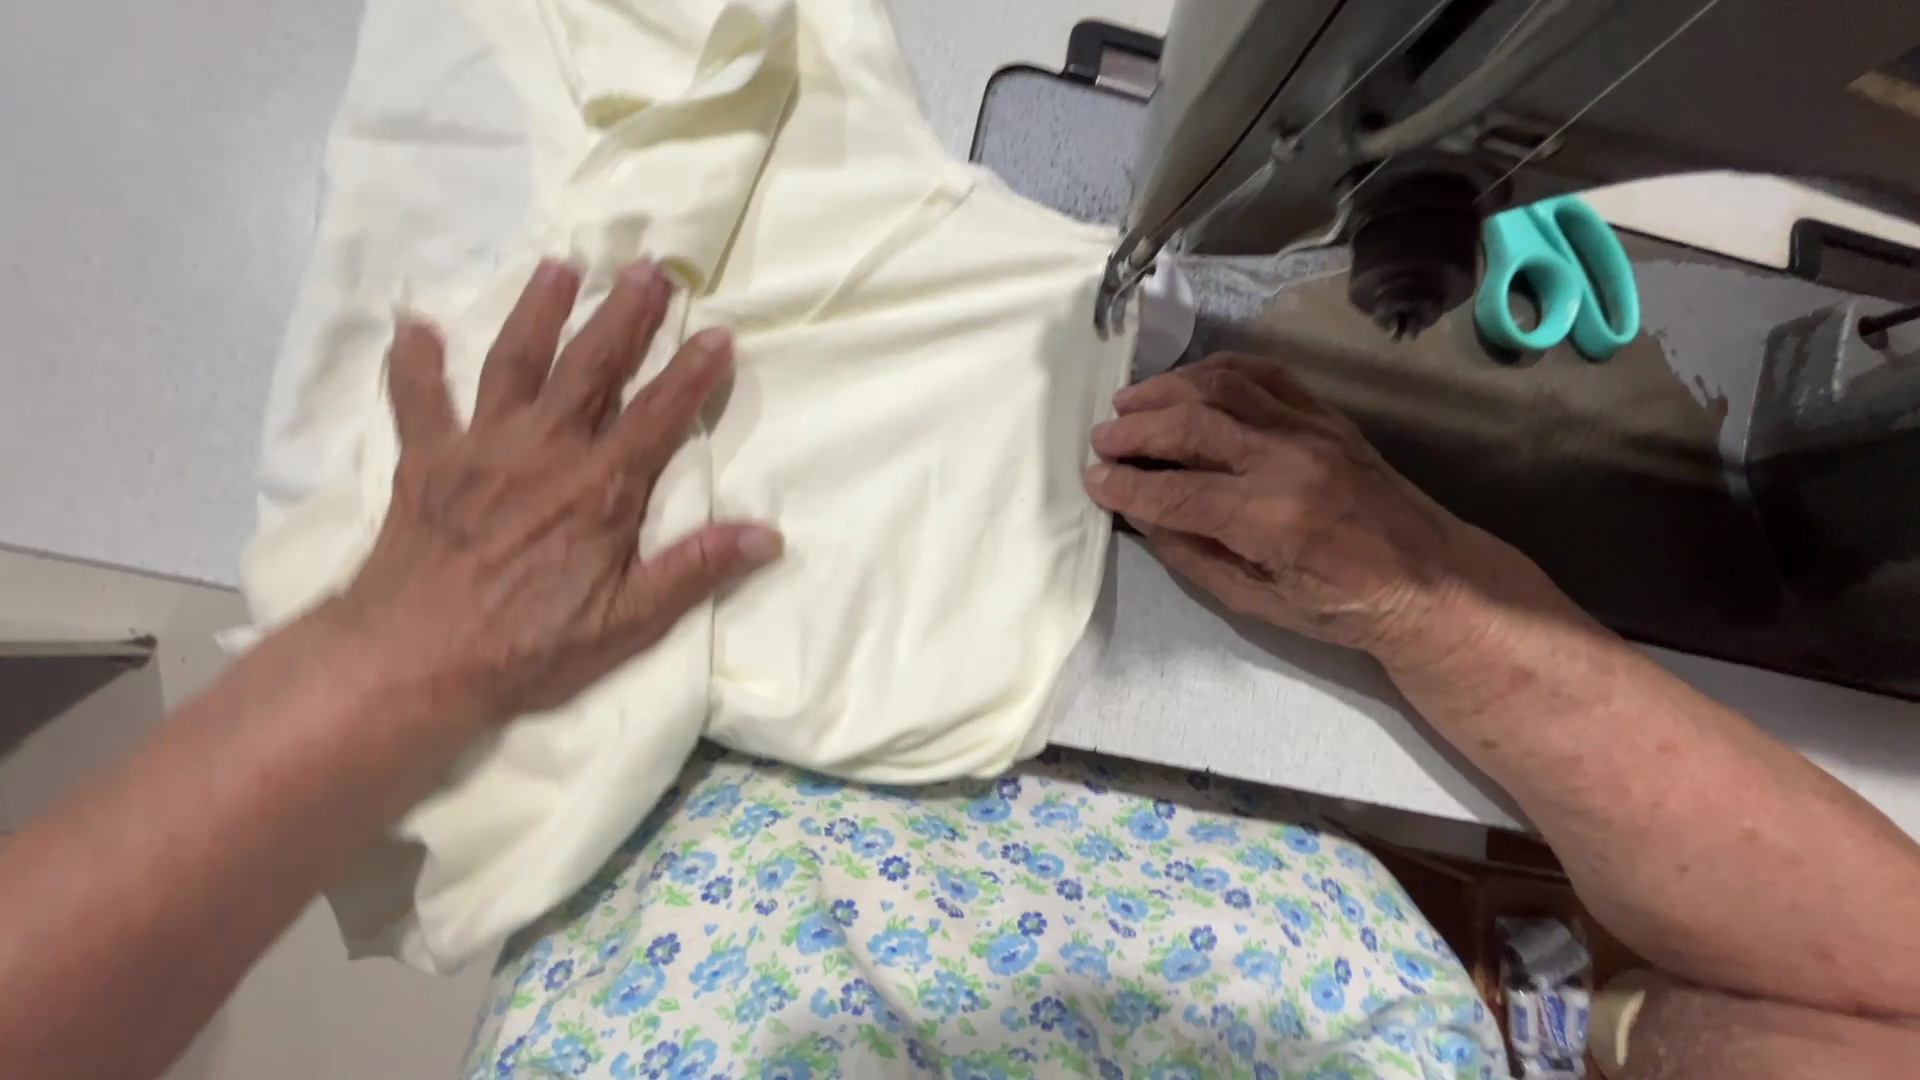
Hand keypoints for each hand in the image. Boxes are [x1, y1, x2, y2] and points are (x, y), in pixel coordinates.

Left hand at [329, 259, 781, 727]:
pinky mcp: (426, 463)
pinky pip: (417, 402)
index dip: (691, 374)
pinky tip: (415, 325)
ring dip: (538, 312)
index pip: (657, 416)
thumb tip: (768, 536)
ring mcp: (480, 450)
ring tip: (559, 267)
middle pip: (590, 369)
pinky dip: (415, 364)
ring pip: (514, 365)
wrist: (410, 662)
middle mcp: (543, 451)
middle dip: (623, 317)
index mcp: (598, 488)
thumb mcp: (629, 622)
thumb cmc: (530, 645)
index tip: (716, 332)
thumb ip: (696, 569)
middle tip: (647, 268)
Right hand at [1083, 353, 1503, 667]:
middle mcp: (1290, 460)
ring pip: (1223, 387)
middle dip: (1135, 431)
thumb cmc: (1342, 606)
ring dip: (1166, 390)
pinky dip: (1217, 370)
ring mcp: (1312, 429)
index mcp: (1274, 518)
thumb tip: (1142, 515)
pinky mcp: (1326, 415)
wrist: (1433, 580)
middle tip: (1100, 440)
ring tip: (1129, 403)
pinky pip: (1264, 374)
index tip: (1092, 481)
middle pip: (1192, 426)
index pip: (1178, 493)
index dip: (1126, 487)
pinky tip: (1188, 382)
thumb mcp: (1256, 601)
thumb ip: (1192, 554)